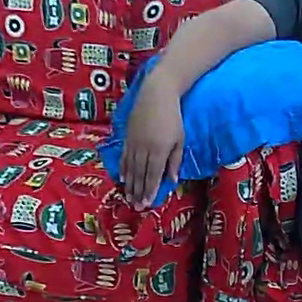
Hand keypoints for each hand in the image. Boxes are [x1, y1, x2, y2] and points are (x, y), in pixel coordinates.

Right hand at [120, 92, 182, 208]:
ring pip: (130, 168)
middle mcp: (144, 149)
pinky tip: (122, 178)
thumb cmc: (173, 117)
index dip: (149, 191)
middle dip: (138, 192)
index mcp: (159, 151)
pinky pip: (124, 156)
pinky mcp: (127, 136)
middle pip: (140, 175)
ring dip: (129, 184)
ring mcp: (133, 143)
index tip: (147, 204)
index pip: (153, 176)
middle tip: (136, 207)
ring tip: (128, 197)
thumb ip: (175, 161)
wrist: (156, 94)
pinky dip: (123, 168)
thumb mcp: (179, 140)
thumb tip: (172, 181)